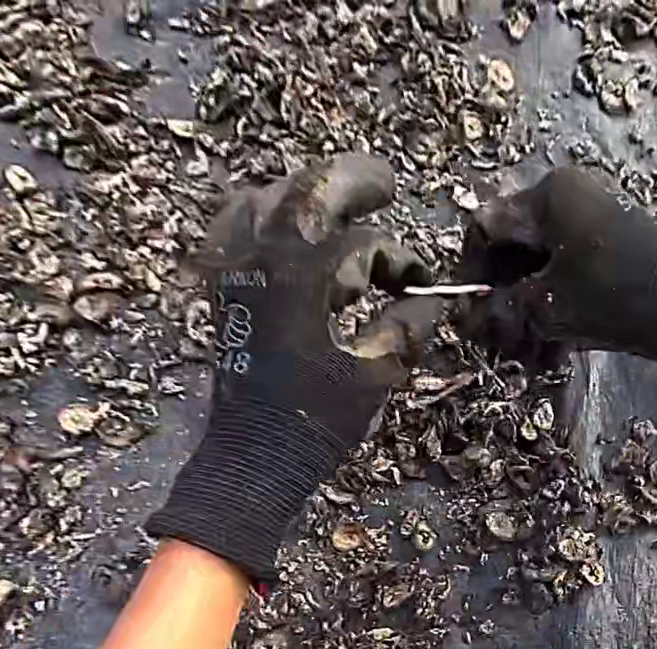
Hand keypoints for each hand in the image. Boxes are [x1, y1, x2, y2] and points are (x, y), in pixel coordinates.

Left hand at [148, 155, 441, 581]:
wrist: (253, 456)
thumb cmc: (315, 420)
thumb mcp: (373, 373)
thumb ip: (406, 329)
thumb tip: (435, 303)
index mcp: (300, 275)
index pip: (355, 233)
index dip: (389, 238)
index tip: (410, 254)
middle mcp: (259, 258)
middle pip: (306, 191)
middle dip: (353, 184)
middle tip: (386, 188)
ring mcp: (232, 271)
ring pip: (265, 202)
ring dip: (307, 202)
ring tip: (337, 212)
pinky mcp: (221, 290)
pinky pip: (232, 230)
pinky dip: (261, 220)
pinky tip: (281, 230)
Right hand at [459, 166, 656, 389]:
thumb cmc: (615, 296)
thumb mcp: (546, 307)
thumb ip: (499, 310)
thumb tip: (464, 319)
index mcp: (548, 196)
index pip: (486, 228)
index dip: (471, 273)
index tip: (468, 312)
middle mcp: (566, 199)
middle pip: (511, 250)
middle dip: (501, 300)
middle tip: (495, 339)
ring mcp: (587, 225)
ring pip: (536, 270)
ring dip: (525, 313)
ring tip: (524, 352)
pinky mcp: (604, 251)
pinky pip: (562, 278)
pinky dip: (551, 311)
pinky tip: (546, 349)